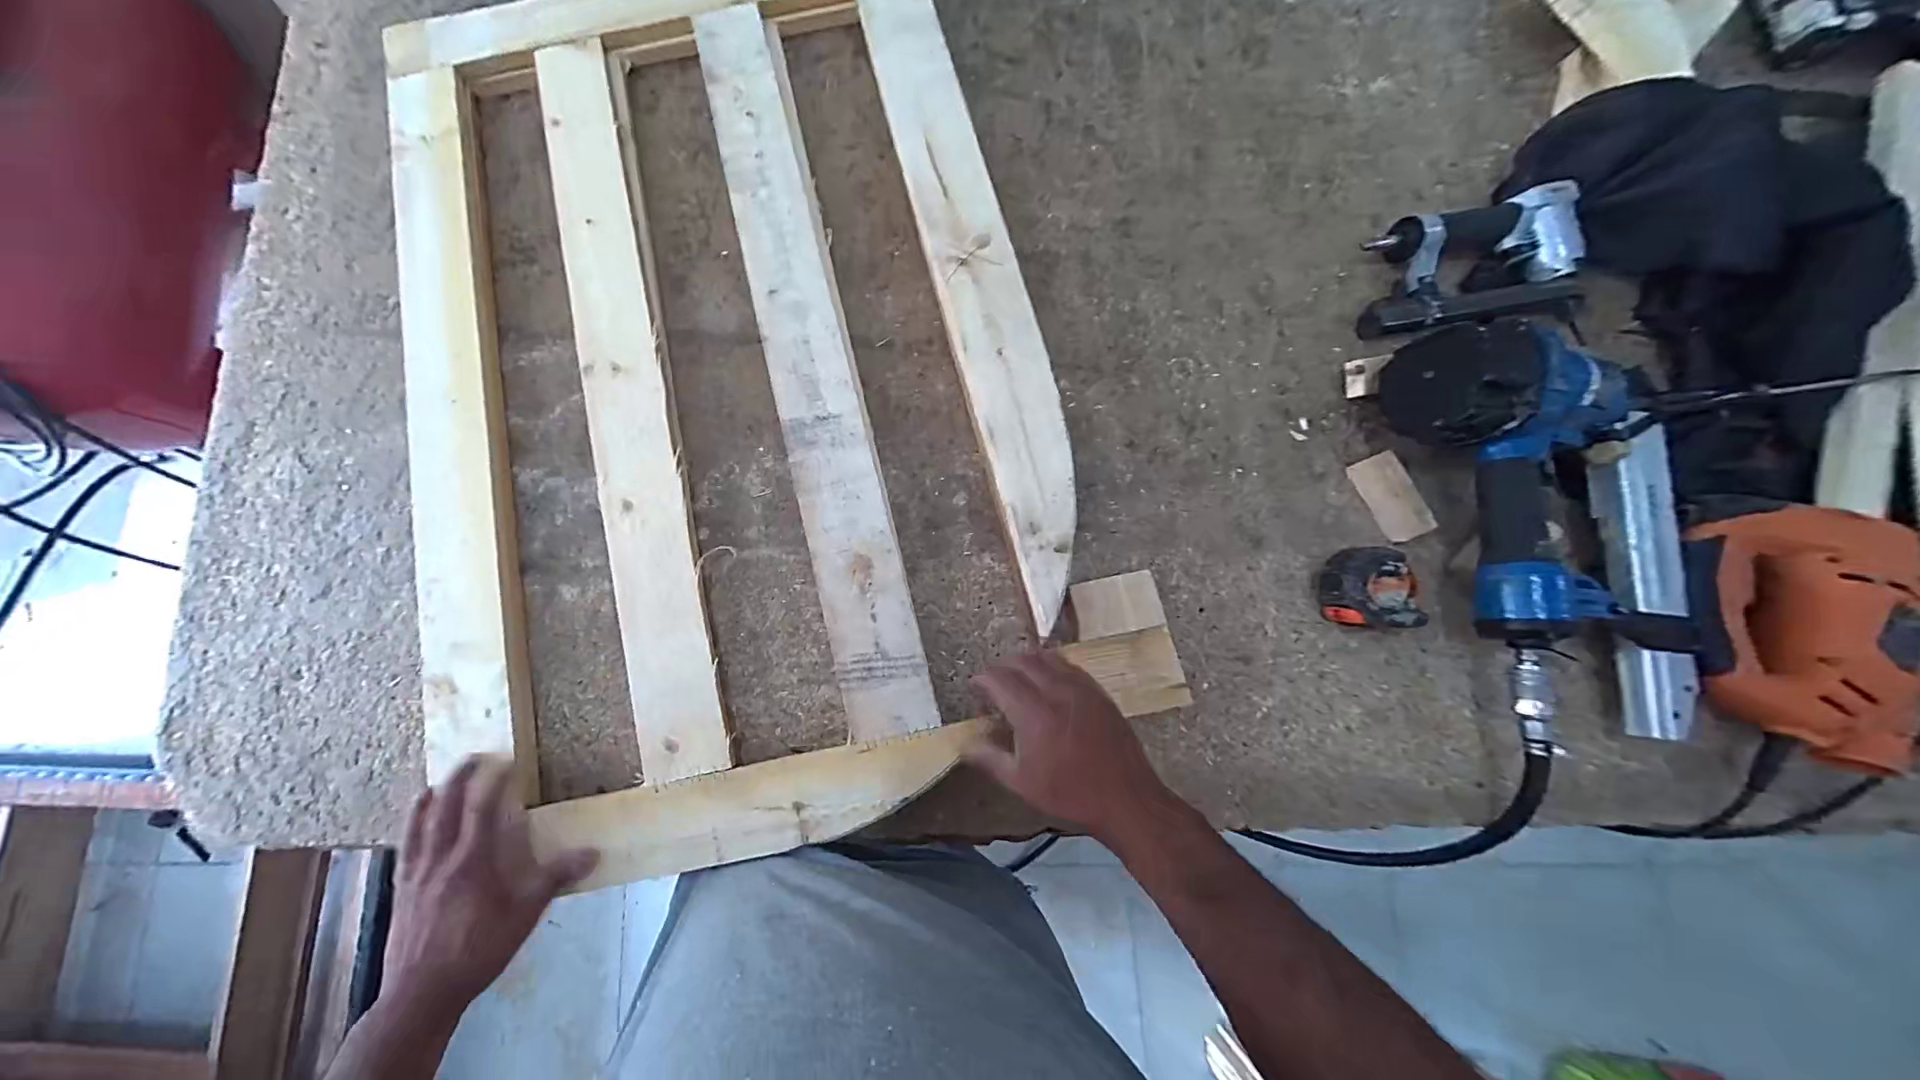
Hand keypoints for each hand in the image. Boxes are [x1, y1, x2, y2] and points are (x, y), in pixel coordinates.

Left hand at [381, 757, 598, 1015]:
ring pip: (421, 827)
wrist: (421, 993)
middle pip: (446, 810)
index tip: (507, 762)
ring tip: (437, 782)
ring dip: (430, 800)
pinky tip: (412, 824)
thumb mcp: (525, 914)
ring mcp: (417, 875)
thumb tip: (592, 853)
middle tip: (473, 757)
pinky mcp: (402, 891)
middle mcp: (441, 860)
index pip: (482, 809)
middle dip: (460, 780)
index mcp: (472, 861)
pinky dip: (409, 829)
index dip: (494, 782)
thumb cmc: (479, 949)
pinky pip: (405, 850)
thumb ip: (554, 878)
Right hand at [965, 651, 1182, 839]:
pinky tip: (1048, 683)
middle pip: (1022, 661)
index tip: (974, 687)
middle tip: (993, 684)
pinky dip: (1051, 666)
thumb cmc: (1069, 793)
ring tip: (1018, 680)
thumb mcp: (1022, 782)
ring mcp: (1081, 687)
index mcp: (1033, 713)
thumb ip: (990, 758)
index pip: (1000, 679)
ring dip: (1026, 662)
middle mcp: (1056, 691)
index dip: (982, 679)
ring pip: (1047, 657)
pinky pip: (1068, 665)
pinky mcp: (1098, 691)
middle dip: (1002, 667)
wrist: (1125, 797)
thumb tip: (965, 743)